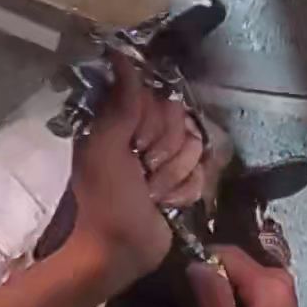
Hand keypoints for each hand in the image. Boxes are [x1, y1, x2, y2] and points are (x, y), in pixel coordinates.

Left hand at [68, 54, 195, 288]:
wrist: (119, 252)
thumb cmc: (106, 200)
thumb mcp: (105, 149)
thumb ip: (118, 104)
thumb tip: (118, 54)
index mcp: (121, 121)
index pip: (159, 99)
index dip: (152, 123)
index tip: (136, 145)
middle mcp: (144, 134)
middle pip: (181, 122)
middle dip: (164, 152)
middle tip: (142, 173)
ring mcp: (164, 159)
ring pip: (195, 148)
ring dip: (172, 176)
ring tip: (151, 193)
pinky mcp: (181, 182)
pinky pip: (201, 173)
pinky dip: (182, 192)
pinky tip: (164, 204)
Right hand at [187, 245, 306, 306]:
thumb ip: (214, 301)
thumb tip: (194, 263)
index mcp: (266, 283)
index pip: (224, 252)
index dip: (201, 265)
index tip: (187, 290)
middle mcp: (276, 274)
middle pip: (230, 258)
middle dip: (209, 276)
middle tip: (195, 306)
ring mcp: (277, 281)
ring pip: (234, 268)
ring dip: (218, 286)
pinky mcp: (274, 290)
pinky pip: (243, 278)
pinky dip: (229, 291)